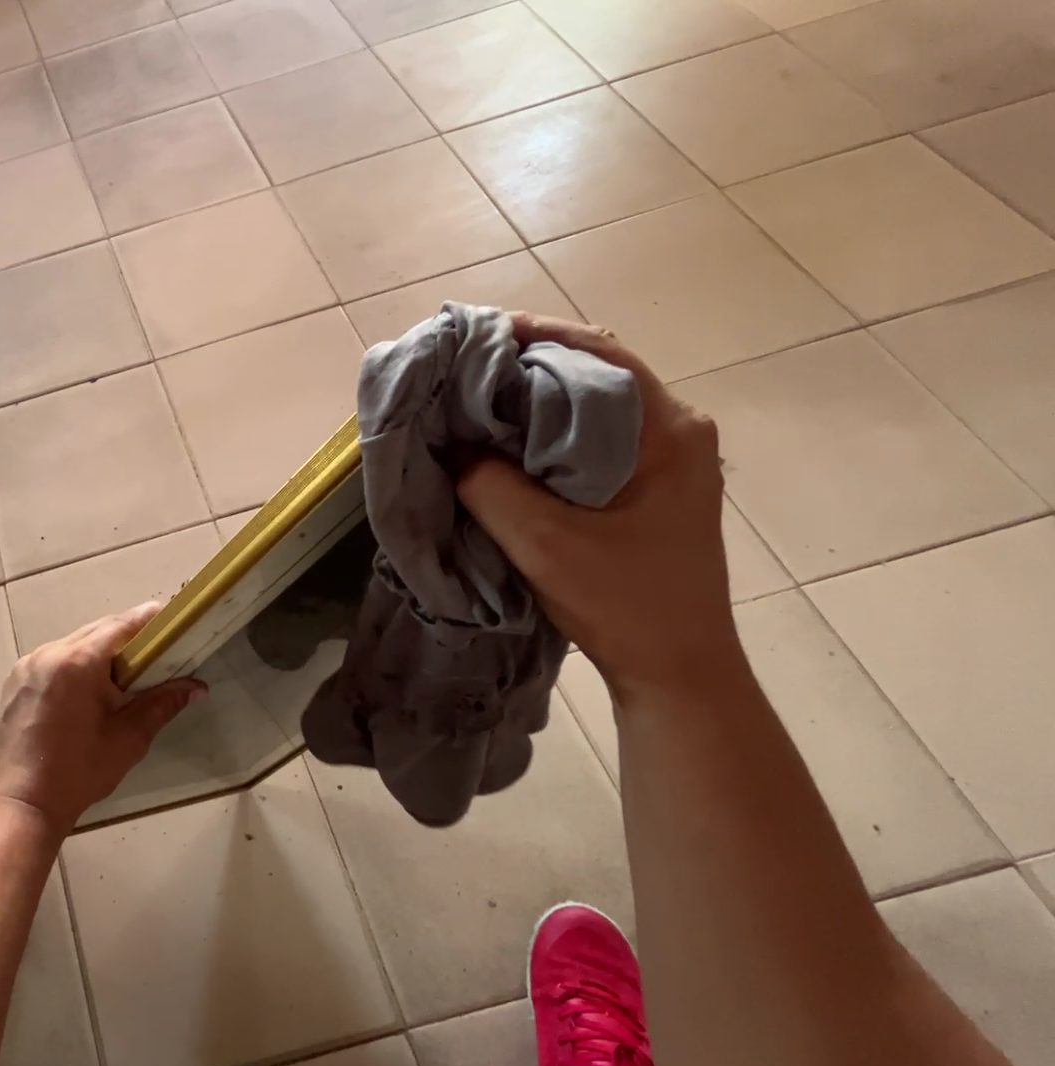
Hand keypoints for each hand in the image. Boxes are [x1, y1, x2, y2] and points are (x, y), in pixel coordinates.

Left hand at [0, 601, 205, 837]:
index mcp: (77, 663)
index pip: (120, 626)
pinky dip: (74, 664)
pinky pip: (53, 659)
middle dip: (126, 637)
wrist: (26, 801)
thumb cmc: (81, 771)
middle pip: (96, 631)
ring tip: (122, 672)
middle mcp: (49, 653)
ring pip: (73, 643)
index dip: (148, 619)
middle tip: (155, 649)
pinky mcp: (16, 679)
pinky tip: (87, 688)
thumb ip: (162, 704)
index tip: (170, 618)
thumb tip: (197, 688)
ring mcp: (28, 665)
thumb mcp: (129, 738)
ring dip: (99, 651)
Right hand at [456, 313, 744, 701]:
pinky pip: (593, 436)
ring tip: (475, 402)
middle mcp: (677, 431)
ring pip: (592, 405)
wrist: (677, 669)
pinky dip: (547, 430)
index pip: (598, 351)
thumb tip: (450, 443)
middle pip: (595, 371)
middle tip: (464, 370)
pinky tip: (506, 445)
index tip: (474, 336)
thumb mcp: (543, 543)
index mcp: (668, 430)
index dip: (533, 335)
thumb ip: (490, 486)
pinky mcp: (652, 485)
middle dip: (527, 364)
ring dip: (535, 398)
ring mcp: (669, 459)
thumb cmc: (622, 602)